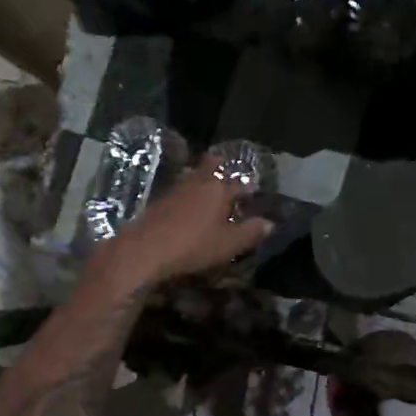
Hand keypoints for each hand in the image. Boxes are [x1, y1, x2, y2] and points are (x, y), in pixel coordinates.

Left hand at [93, 156, 273, 285]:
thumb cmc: (194, 244)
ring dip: (200, 179)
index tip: (252, 192)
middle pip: (210, 166)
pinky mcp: (158, 200)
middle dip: (219, 167)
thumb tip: (270, 223)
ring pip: (191, 176)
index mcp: (218, 189)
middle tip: (225, 173)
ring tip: (206, 188)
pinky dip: (186, 193)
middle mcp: (197, 182)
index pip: (238, 184)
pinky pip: (178, 190)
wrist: (146, 248)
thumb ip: (250, 232)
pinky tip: (185, 204)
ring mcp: (175, 189)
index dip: (247, 189)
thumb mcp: (228, 243)